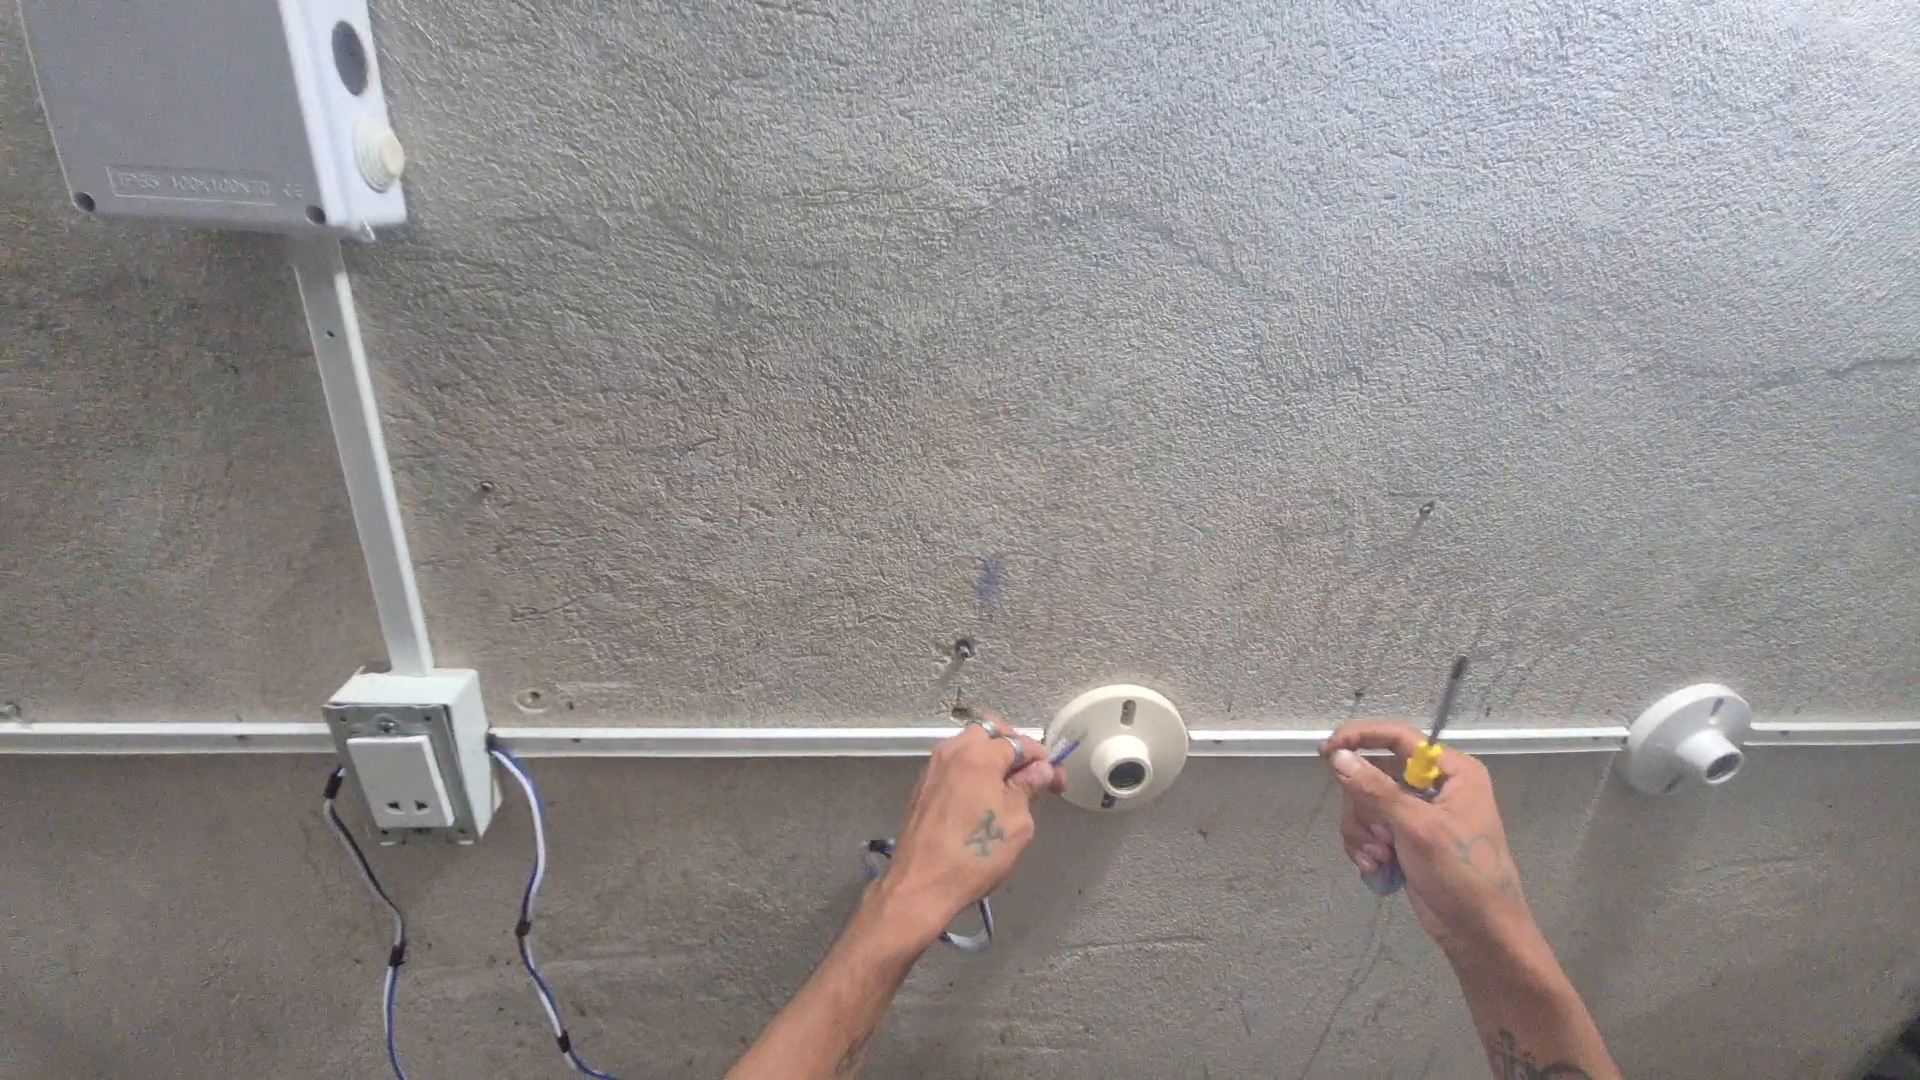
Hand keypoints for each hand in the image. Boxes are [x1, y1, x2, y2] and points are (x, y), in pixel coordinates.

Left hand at [873, 713, 1063, 945]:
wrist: (920, 884)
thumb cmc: (975, 854)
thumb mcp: (1015, 823)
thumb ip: (1028, 788)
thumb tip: (1040, 769)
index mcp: (979, 754)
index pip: (1018, 742)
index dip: (1042, 759)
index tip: (1056, 781)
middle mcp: (952, 750)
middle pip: (988, 733)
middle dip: (1012, 747)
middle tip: (1029, 774)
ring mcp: (933, 766)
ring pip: (967, 745)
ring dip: (990, 757)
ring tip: (1007, 786)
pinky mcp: (922, 785)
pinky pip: (953, 764)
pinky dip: (970, 769)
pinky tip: (981, 796)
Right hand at [1322, 722, 1538, 960]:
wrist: (1481, 937)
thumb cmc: (1463, 875)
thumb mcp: (1419, 828)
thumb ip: (1375, 789)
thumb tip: (1336, 756)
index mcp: (1451, 772)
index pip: (1396, 737)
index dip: (1358, 738)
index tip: (1327, 752)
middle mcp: (1433, 785)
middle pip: (1372, 772)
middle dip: (1364, 807)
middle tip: (1378, 836)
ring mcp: (1416, 812)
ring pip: (1363, 801)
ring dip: (1362, 831)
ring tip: (1379, 857)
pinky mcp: (1403, 836)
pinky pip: (1365, 825)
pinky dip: (1363, 845)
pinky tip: (1376, 866)